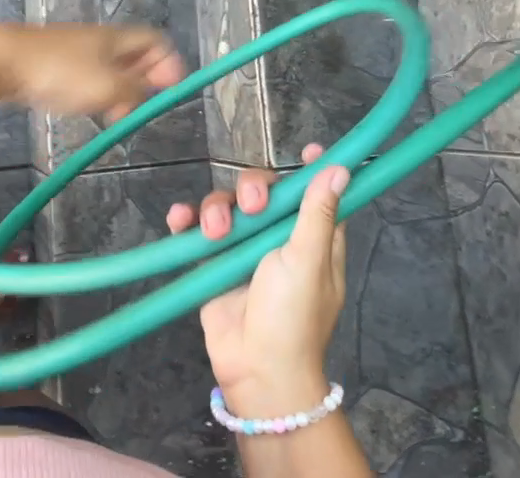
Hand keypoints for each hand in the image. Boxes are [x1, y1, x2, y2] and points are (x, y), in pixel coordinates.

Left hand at [0, 23, 185, 120]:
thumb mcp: (107, 86)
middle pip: (135, 56)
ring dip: (119, 91)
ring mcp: (76, 50)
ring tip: (113, 115)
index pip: (156, 42)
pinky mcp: (55, 62)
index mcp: (117, 39)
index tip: (169, 92)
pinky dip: (95, 92)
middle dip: (144, 82)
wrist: (2, 60)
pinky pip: (87, 75)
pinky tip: (85, 107)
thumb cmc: (60, 72)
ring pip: (110, 68)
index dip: (169, 64)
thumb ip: (135, 91)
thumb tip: (150, 92)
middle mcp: (100, 40)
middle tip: (139, 109)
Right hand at [167, 144, 349, 417]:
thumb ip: (318, 212)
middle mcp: (279, 238)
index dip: (312, 170)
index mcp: (314, 237)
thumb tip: (341, 168)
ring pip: (228, 207)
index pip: (316, 193)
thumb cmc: (294, 315)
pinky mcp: (215, 264)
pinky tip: (178, 220)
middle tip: (250, 206)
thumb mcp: (309, 261)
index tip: (307, 149)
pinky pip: (198, 231)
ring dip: (216, 209)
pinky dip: (186, 222)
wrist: (256, 370)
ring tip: (215, 233)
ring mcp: (244, 251)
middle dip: (252, 188)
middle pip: (264, 192)